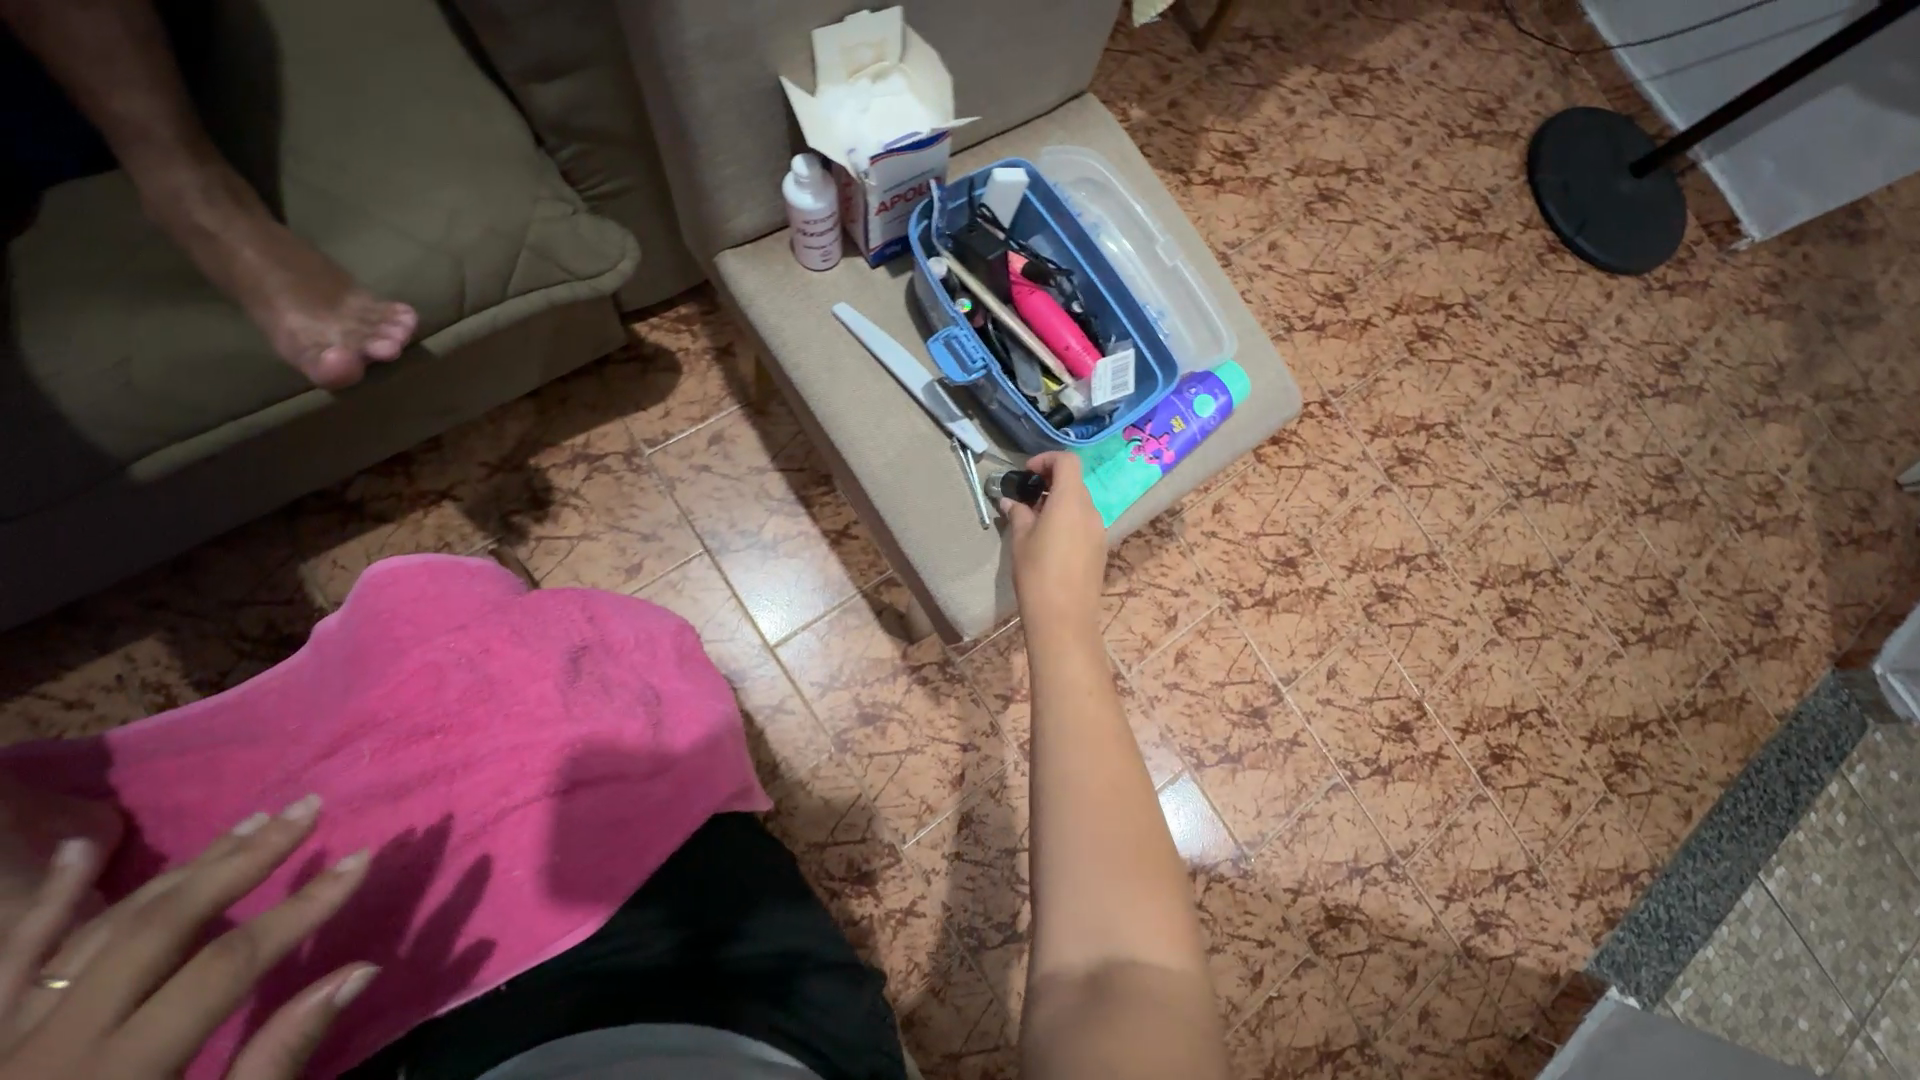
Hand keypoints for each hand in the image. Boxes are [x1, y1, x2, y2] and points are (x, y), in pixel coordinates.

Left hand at [0, 796, 374, 1078]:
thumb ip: (276, 1058)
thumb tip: (359, 970)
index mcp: (120, 1073)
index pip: (229, 965)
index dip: (302, 909)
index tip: (360, 859)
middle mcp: (56, 1043)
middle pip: (164, 926)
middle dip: (245, 862)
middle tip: (305, 810)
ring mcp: (5, 1035)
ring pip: (101, 928)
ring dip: (181, 870)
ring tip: (245, 824)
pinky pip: (9, 958)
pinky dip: (47, 901)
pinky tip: (82, 847)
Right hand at [1003, 451, 1107, 636]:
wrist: (1064, 617)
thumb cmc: (1037, 573)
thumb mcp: (1020, 540)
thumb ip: (1018, 514)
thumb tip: (1011, 502)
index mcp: (1070, 501)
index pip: (1068, 462)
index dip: (1047, 460)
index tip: (1027, 472)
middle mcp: (1090, 511)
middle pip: (1075, 483)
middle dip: (1051, 483)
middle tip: (1027, 498)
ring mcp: (1099, 531)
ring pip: (1080, 504)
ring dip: (1059, 503)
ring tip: (1035, 521)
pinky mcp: (1100, 549)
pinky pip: (1084, 523)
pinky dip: (1068, 520)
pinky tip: (1050, 540)